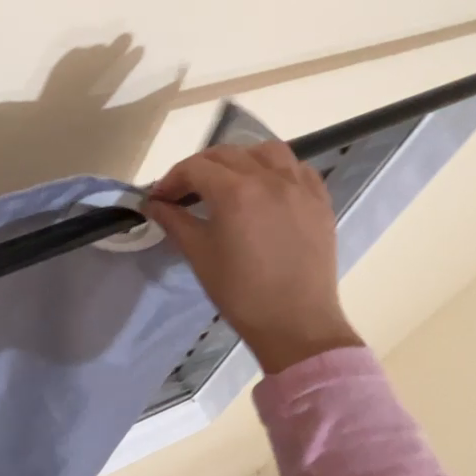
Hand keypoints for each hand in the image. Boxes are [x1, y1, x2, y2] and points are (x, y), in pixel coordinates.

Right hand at [142, 141, 363, 373]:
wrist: (296, 323)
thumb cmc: (240, 292)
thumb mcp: (199, 254)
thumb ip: (175, 221)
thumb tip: (154, 204)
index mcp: (235, 192)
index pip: (195, 168)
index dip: (172, 180)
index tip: (159, 199)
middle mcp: (270, 179)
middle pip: (227, 154)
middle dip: (200, 168)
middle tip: (185, 192)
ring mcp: (300, 187)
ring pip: (266, 151)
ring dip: (241, 159)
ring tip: (229, 181)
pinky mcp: (320, 202)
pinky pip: (298, 169)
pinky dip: (277, 170)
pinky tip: (266, 189)